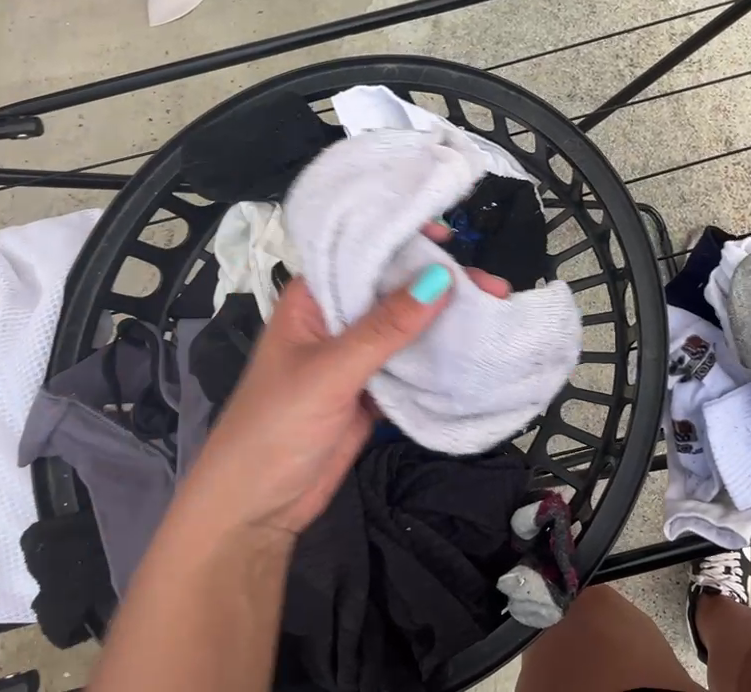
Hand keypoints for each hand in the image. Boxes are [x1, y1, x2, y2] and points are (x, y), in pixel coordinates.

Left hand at [179, 227, 509, 538]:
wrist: (254, 512)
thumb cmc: (273, 430)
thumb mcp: (329, 373)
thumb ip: (385, 328)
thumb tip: (441, 279)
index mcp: (312, 301)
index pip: (360, 253)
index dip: (402, 239)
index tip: (449, 237)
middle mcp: (337, 320)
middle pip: (394, 288)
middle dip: (441, 282)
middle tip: (492, 284)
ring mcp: (357, 356)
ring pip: (410, 325)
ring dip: (449, 318)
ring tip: (496, 308)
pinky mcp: (375, 389)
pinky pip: (415, 362)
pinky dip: (442, 354)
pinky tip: (476, 345)